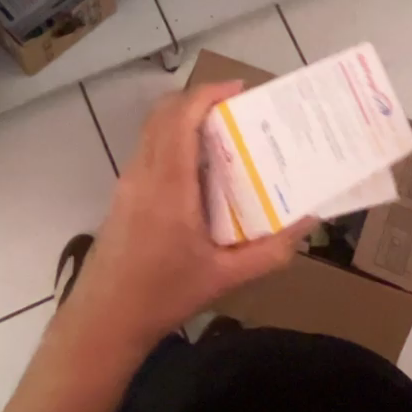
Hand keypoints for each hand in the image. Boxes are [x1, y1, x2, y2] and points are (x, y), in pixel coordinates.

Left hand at [65, 81, 315, 350]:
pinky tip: (200, 166)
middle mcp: (143, 175)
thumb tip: (307, 222)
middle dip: (199, 100)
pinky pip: (148, 149)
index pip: (180, 119)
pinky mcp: (123, 194)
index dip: (207, 95)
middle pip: (164, 115)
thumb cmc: (163, 297)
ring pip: (153, 130)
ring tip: (223, 132)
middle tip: (237, 108)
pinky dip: (173, 139)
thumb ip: (269, 251)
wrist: (104, 320)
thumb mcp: (225, 278)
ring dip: (184, 118)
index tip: (239, 90)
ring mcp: (128, 182)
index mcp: (168, 187)